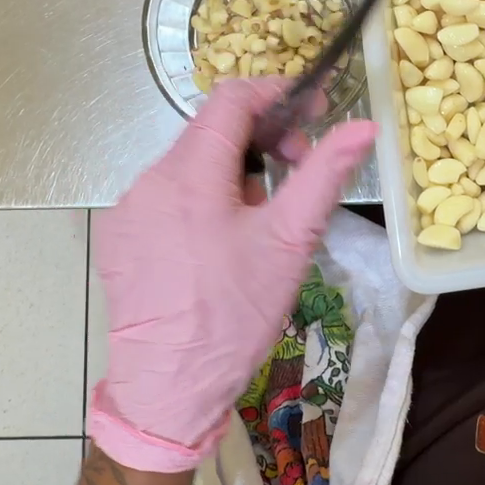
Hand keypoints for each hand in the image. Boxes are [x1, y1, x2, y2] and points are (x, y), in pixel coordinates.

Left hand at [87, 78, 377, 471]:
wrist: (170, 390)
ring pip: (190, 164)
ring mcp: (127, 211)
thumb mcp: (291, 241)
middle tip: (297, 171)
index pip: (230, 99)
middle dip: (261, 138)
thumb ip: (325, 173)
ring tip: (261, 218)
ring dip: (233, 171)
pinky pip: (167, 196)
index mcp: (189, 174)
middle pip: (210, 130)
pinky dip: (202, 198)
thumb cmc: (236, 313)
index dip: (276, 93)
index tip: (312, 111)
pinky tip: (221, 241)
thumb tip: (364, 127)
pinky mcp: (119, 238)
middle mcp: (148, 181)